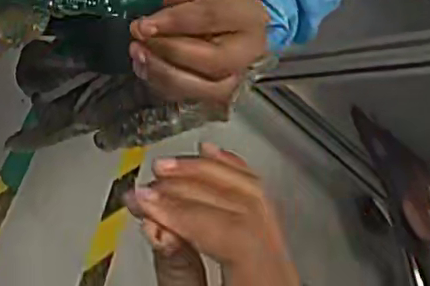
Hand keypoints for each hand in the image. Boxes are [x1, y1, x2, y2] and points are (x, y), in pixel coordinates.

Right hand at [125, 144, 299, 285]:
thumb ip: (177, 273)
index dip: (184, 210)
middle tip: (148, 185)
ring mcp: (286, 266)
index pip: (234, 232)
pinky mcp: (277, 260)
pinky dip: (232, 172)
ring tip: (166, 169)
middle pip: (244, 206)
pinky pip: (261, 204)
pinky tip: (209, 156)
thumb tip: (155, 219)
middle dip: (189, 187)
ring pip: (254, 196)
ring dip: (205, 174)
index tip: (142, 200)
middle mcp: (285, 276)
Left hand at [129, 0, 270, 103]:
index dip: (171, 23)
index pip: (207, 18)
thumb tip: (145, 11)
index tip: (141, 26)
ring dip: (166, 74)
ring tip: (138, 56)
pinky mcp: (223, 92)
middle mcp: (248, 49)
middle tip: (137, 41)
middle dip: (168, 52)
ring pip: (206, 88)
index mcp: (243, 12)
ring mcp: (238, 74)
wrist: (227, 9)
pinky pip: (195, 98)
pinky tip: (145, 68)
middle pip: (212, 60)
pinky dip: (166, 86)